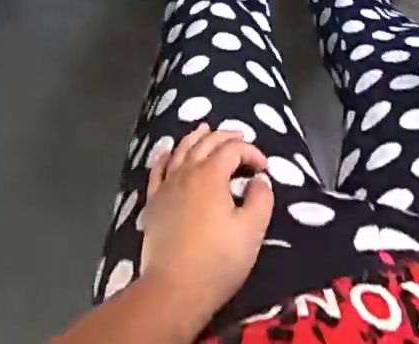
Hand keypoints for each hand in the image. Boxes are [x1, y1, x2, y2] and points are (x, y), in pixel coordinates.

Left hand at [139, 125, 273, 325]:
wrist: (174, 288)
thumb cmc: (218, 260)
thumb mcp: (251, 231)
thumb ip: (261, 200)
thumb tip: (260, 179)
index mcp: (211, 174)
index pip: (232, 150)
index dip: (251, 152)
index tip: (264, 167)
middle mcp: (187, 171)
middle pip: (206, 142)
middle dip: (225, 136)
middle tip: (239, 135)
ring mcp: (167, 185)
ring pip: (181, 150)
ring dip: (195, 137)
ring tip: (204, 129)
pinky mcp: (153, 201)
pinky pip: (158, 169)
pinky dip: (165, 155)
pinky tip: (166, 152)